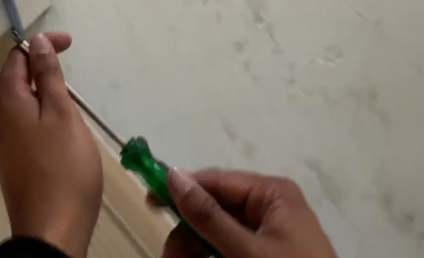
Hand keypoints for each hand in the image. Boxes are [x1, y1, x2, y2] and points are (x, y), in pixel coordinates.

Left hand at [0, 32, 101, 257]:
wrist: (50, 233)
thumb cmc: (62, 169)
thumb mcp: (62, 114)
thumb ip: (48, 75)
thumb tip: (36, 42)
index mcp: (7, 99)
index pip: (18, 55)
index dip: (42, 43)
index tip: (70, 43)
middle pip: (18, 77)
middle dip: (43, 67)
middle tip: (72, 70)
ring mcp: (3, 140)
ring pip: (23, 102)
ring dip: (45, 93)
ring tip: (71, 101)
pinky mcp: (12, 160)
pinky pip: (25, 123)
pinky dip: (42, 115)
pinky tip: (61, 130)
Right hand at [162, 169, 338, 257]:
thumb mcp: (248, 253)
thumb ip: (209, 216)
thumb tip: (173, 173)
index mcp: (272, 194)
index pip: (214, 181)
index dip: (181, 190)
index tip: (150, 203)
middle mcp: (271, 208)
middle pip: (214, 210)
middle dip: (189, 236)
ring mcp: (272, 236)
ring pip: (219, 235)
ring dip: (197, 252)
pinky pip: (232, 252)